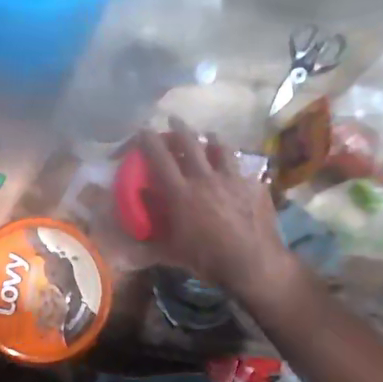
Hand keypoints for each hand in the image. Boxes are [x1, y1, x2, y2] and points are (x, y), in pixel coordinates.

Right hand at [134, 119, 298, 302]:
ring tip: (208, 134)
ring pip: (220, 147)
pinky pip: (244, 168)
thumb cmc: (208, 260)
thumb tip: (129, 234)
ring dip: (211, 138)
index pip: (159, 157)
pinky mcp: (252, 186)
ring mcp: (231, 179)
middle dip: (178, 127)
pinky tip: (239, 168)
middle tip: (173, 119)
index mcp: (180, 192)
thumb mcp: (171, 252)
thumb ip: (149, 239)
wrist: (252, 262)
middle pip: (189, 142)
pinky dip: (237, 165)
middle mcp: (204, 178)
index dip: (148, 139)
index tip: (142, 129)